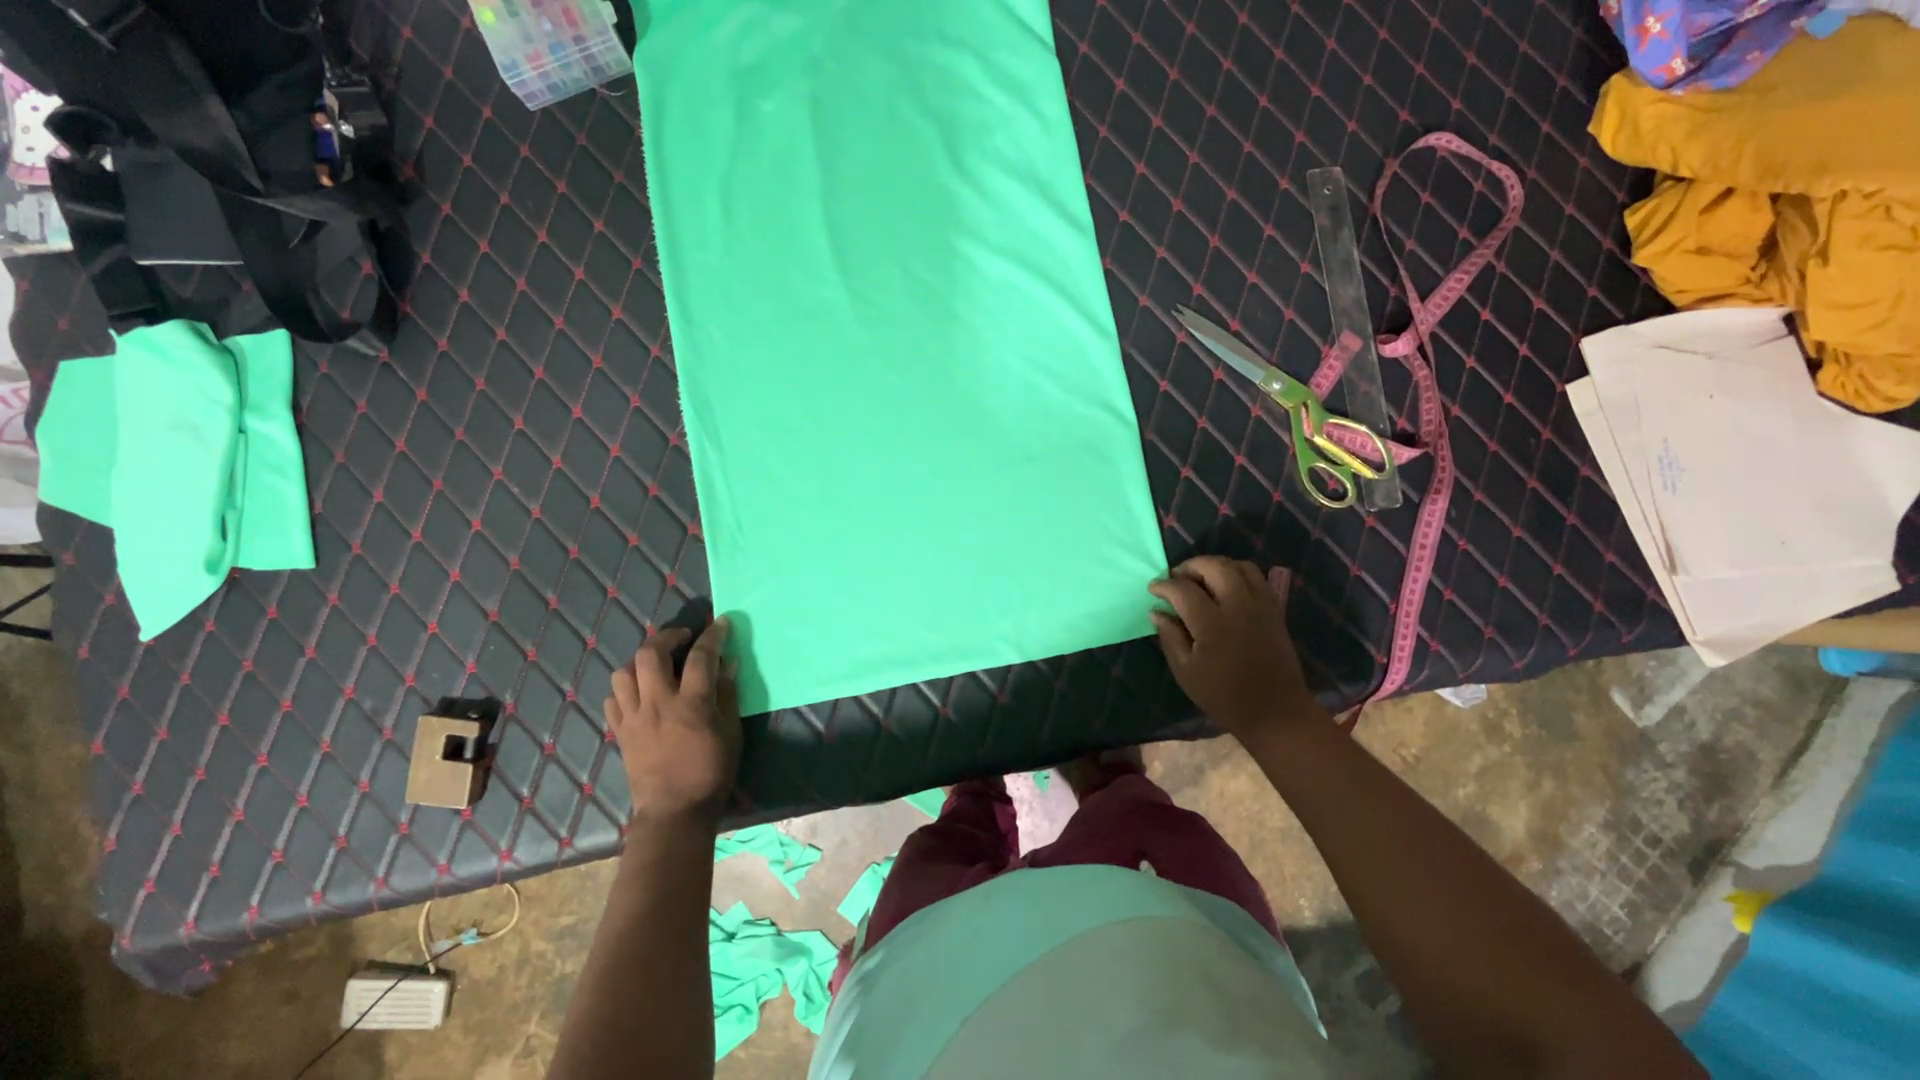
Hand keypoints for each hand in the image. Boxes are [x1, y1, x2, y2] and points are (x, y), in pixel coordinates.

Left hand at [604, 617, 741, 825]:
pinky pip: (613, 699)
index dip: (712, 636)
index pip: (701, 656)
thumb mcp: (732, 733)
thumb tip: (728, 663)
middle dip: (667, 636)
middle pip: (651, 653)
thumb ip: (727, 695)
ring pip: (624, 672)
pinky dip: (625, 688)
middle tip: (682, 637)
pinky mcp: (620, 731)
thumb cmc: (711, 773)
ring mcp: (634, 716)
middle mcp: (658, 702)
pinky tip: (638, 693)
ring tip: (655, 664)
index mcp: (692, 703)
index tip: (720, 624)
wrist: (674, 810)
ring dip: (640, 660)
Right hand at [1149, 556, 1318, 739]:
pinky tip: (1226, 586)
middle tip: (1176, 577)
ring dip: (1215, 565)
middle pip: (1213, 566)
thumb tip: (1157, 612)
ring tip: (1201, 578)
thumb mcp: (1186, 672)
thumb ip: (1170, 638)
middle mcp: (1238, 606)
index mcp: (1212, 624)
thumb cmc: (1224, 696)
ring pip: (1238, 565)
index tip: (1153, 589)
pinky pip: (1257, 577)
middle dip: (1190, 566)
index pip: (1182, 590)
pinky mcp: (1274, 609)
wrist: (1274, 711)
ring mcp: (1260, 605)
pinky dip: (1238, 572)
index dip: (1163, 585)